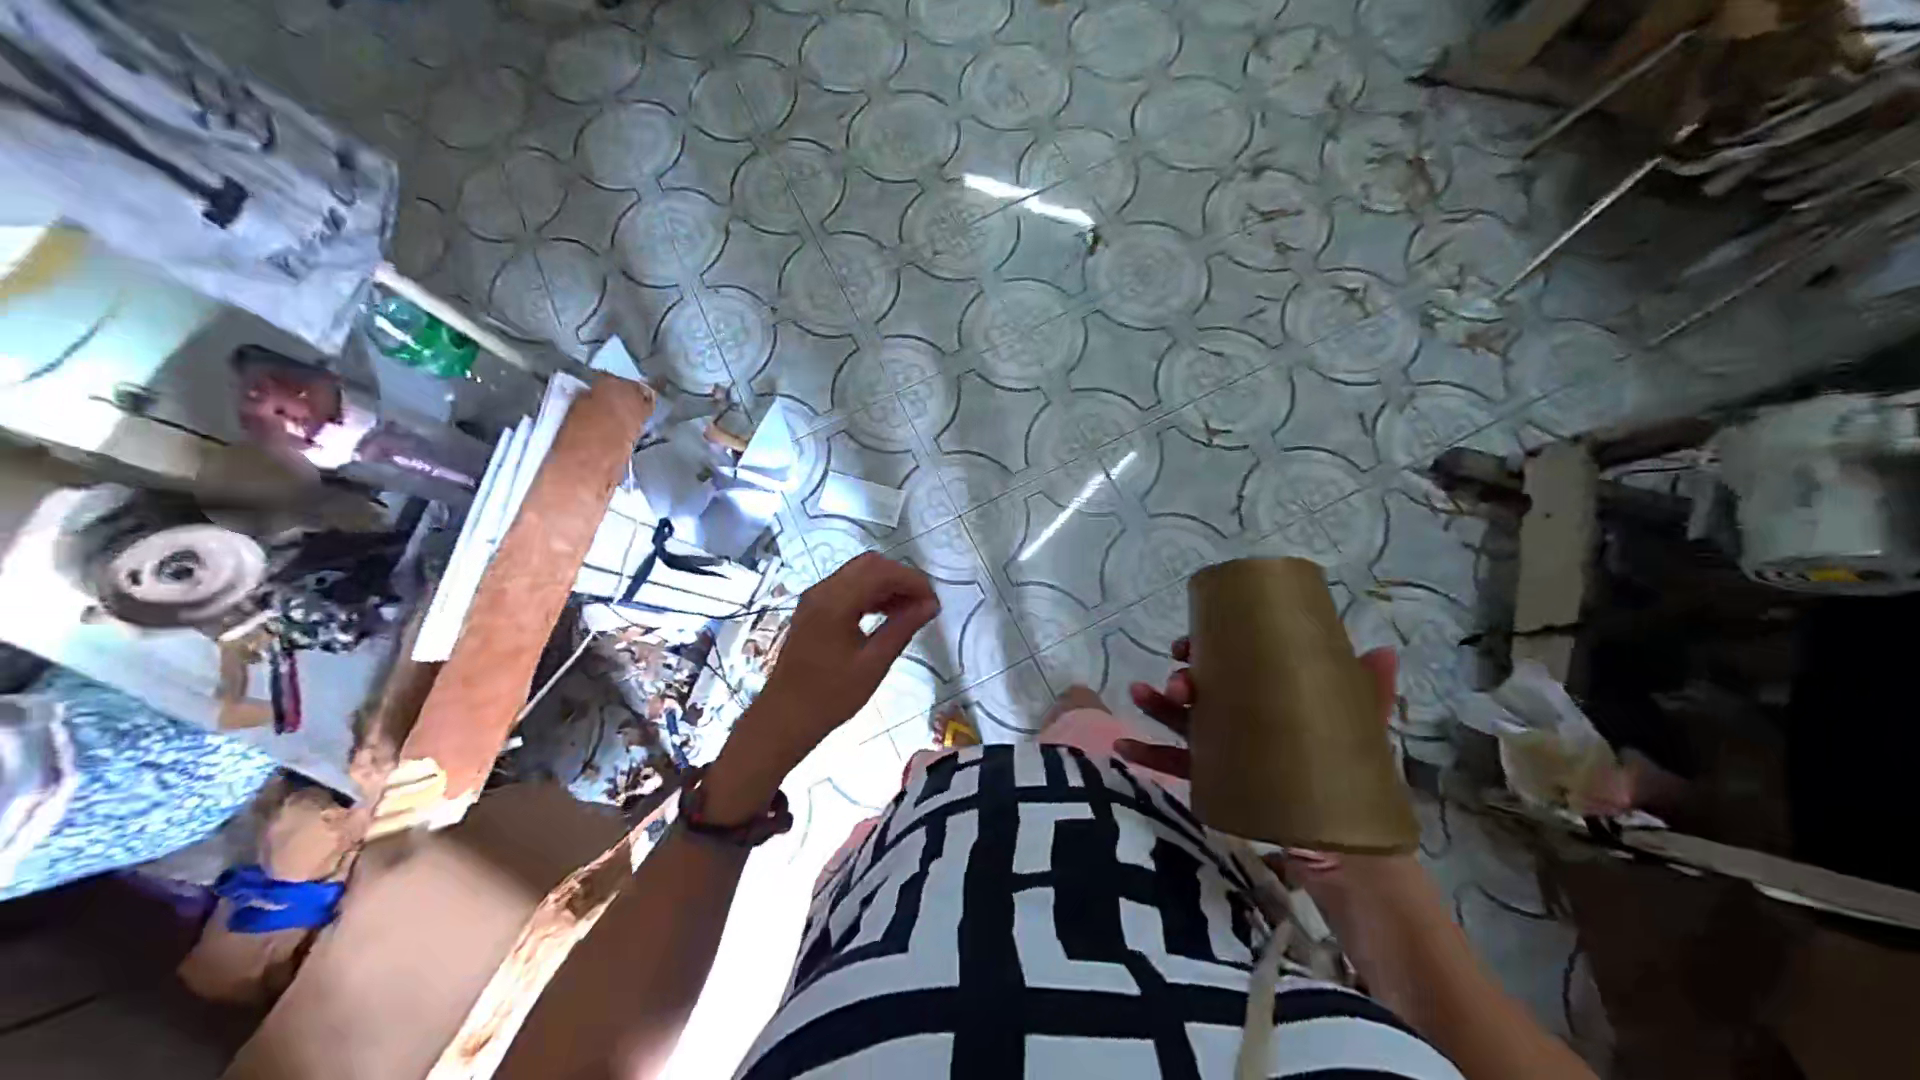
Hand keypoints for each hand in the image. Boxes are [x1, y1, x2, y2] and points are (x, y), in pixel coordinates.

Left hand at [706, 554, 937, 819]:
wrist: (785, 717)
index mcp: (834, 602)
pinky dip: (871, 594)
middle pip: (869, 565)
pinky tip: (888, 615)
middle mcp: (822, 591)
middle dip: (901, 579)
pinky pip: (848, 588)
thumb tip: (930, 605)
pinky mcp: (814, 609)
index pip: (881, 572)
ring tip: (911, 611)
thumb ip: (902, 628)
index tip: (933, 602)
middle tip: (924, 604)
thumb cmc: (830, 696)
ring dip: (887, 585)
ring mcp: (815, 598)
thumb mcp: (873, 664)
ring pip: (858, 574)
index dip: (912, 581)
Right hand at [1115, 636, 1400, 776]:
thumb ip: (1368, 695)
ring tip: (1140, 693)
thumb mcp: (1360, 733)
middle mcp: (1243, 719)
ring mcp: (1225, 750)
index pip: (1232, 665)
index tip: (1187, 645)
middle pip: (1202, 690)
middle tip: (1179, 683)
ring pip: (1181, 720)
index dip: (1206, 649)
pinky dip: (1147, 754)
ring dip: (1156, 704)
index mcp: (1270, 700)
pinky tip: (1124, 747)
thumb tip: (1385, 650)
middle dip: (1181, 678)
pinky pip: (1174, 764)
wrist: (1346, 855)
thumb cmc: (1349, 781)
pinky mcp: (1213, 781)